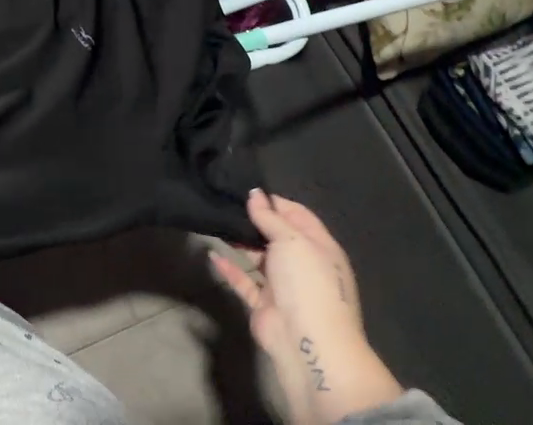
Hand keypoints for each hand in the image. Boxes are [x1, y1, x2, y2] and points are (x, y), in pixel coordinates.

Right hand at [210, 191, 402, 424]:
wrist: (308, 342)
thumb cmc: (307, 284)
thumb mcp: (292, 242)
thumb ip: (270, 217)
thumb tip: (254, 194)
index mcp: (320, 248)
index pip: (298, 215)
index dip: (274, 202)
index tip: (245, 190)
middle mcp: (303, 265)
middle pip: (277, 236)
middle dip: (254, 220)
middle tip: (224, 203)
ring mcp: (284, 287)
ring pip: (259, 258)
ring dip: (240, 243)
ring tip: (215, 223)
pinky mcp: (264, 304)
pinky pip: (244, 281)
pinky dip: (229, 268)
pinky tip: (212, 254)